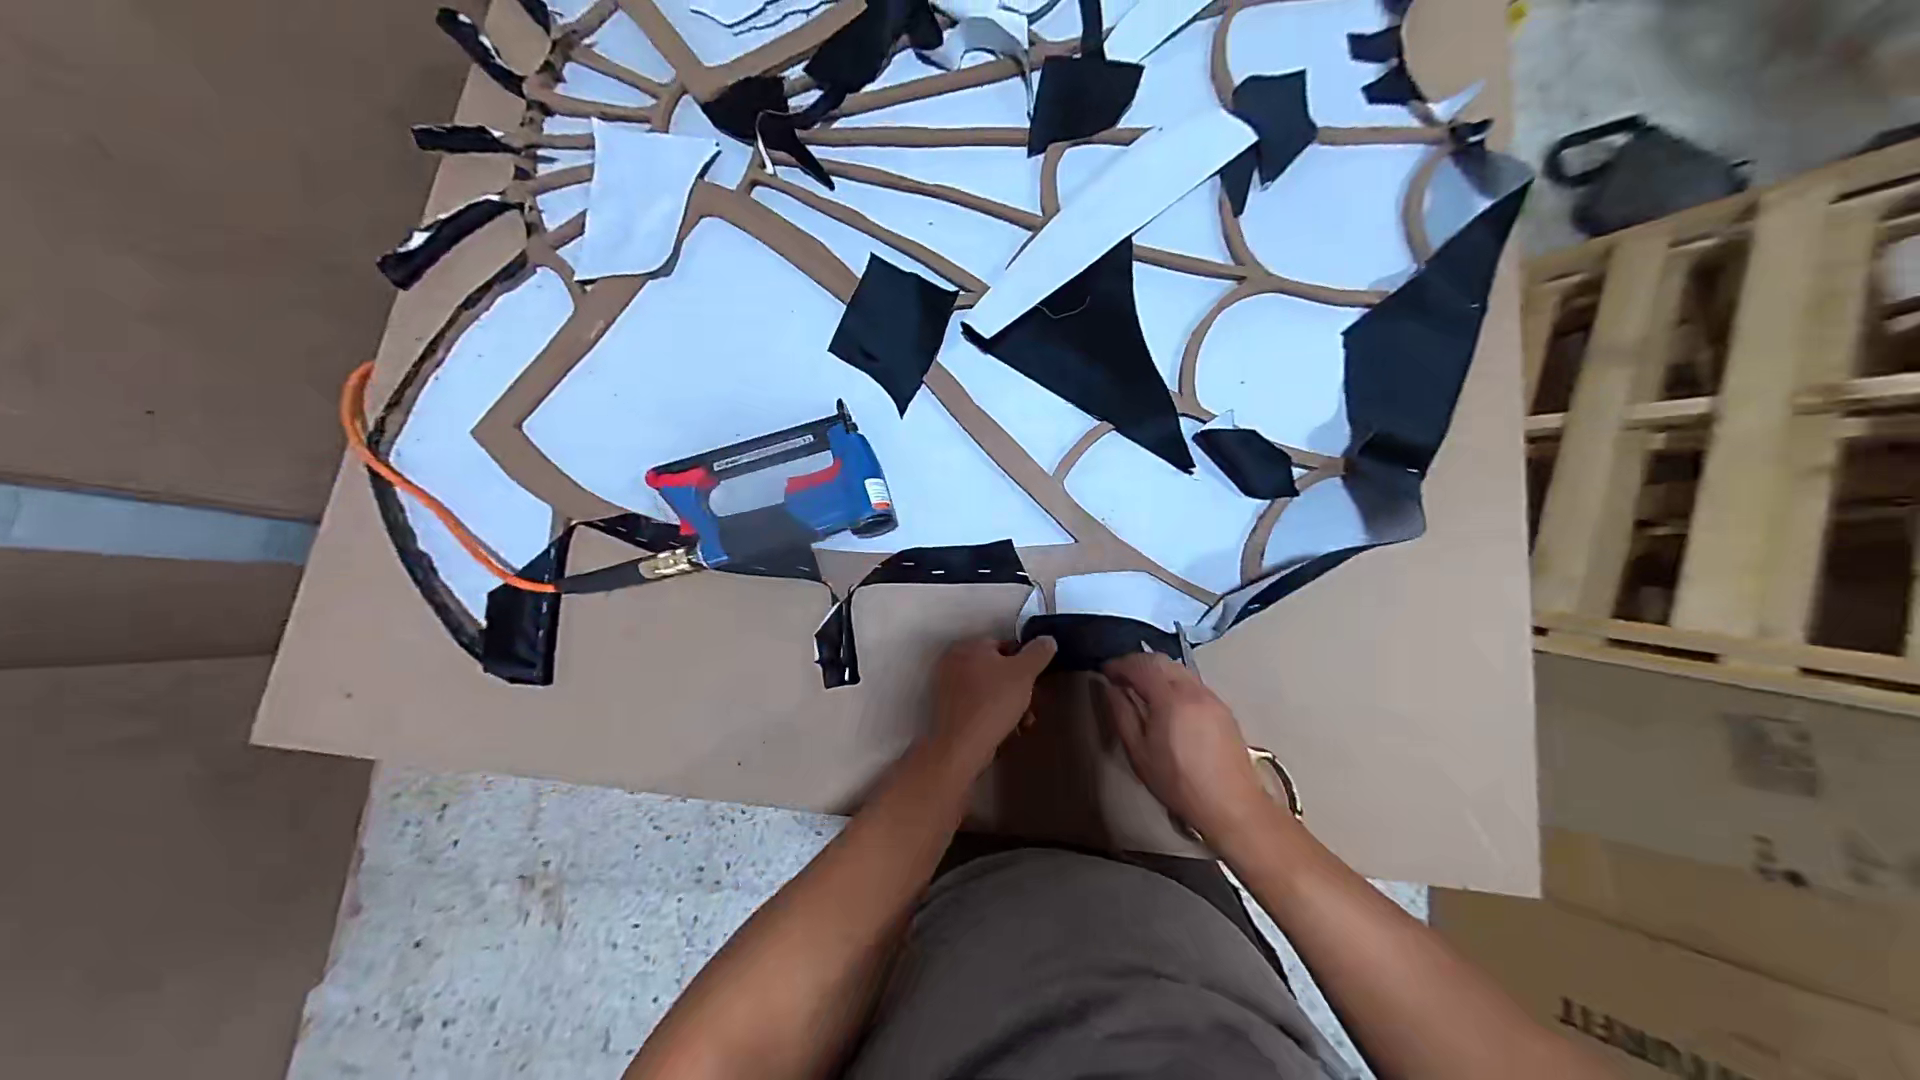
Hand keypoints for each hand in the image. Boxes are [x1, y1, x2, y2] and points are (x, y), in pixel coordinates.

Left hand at [926, 636, 1057, 775]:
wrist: (961, 745)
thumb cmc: (993, 702)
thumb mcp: (1023, 673)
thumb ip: (1038, 652)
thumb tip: (1047, 639)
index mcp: (969, 646)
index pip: (1005, 645)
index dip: (1025, 663)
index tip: (1035, 682)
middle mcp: (954, 662)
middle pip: (998, 670)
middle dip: (1019, 689)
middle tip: (1031, 706)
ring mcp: (948, 687)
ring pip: (991, 690)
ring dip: (1011, 704)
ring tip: (1023, 723)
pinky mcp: (949, 710)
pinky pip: (979, 706)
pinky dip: (995, 714)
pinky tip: (1007, 730)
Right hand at [1099, 652, 1273, 850]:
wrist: (1231, 806)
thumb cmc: (1178, 783)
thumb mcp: (1138, 753)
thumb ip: (1122, 714)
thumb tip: (1112, 689)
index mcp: (1171, 699)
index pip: (1141, 665)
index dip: (1120, 664)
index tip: (1105, 671)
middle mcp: (1194, 690)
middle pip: (1162, 660)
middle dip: (1137, 662)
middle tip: (1120, 675)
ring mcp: (1212, 697)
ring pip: (1179, 669)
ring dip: (1157, 670)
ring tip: (1140, 687)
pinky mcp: (1223, 708)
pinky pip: (1193, 682)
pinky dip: (1173, 681)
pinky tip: (1167, 700)